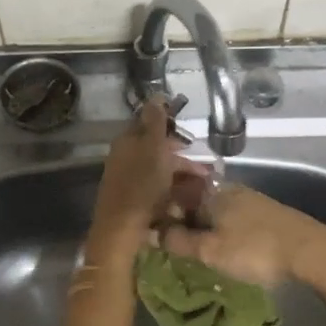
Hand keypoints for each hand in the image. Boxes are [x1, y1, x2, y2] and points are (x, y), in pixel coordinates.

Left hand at [88, 97, 204, 264]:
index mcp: (126, 141)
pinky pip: (156, 186)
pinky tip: (188, 197)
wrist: (121, 231)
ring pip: (159, 168)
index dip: (169, 123)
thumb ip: (155, 122)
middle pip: (155, 147)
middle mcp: (124, 157)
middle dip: (180, 153)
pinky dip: (173, 188)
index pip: (148, 122)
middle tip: (204, 163)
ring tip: (204, 184)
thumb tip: (156, 95)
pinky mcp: (133, 199)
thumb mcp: (152, 149)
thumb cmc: (141, 186)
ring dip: (182, 173)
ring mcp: (128, 179)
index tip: (189, 131)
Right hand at [160, 185, 325, 287]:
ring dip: (202, 225)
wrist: (311, 251)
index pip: (175, 193)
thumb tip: (150, 233)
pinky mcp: (265, 213)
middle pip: (194, 200)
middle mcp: (228, 189)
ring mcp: (249, 199)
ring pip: (214, 209)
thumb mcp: (211, 251)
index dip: (161, 211)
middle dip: (181, 219)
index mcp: (210, 192)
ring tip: (196, 248)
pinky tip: (223, 246)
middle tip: (173, 244)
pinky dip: (221, 228)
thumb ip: (179, 242)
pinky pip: (231, 216)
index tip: (154, 232)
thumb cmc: (255, 249)